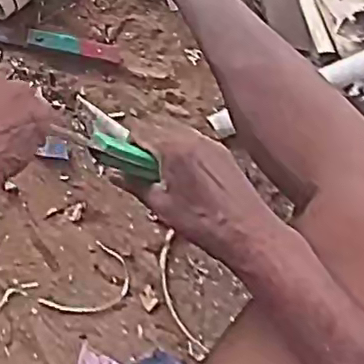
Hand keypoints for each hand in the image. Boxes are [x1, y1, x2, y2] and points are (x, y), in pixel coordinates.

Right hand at [116, 121, 280, 268]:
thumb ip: (135, 184)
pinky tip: (185, 180)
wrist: (250, 234)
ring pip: (176, 136)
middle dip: (144, 147)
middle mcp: (191, 138)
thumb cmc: (205, 224)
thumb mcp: (162, 206)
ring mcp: (209, 143)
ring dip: (163, 149)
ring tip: (164, 179)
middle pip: (157, 129)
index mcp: (173, 147)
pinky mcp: (222, 152)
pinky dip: (183, 153)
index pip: (138, 132)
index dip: (124, 144)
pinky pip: (194, 143)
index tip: (116, 156)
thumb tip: (114, 173)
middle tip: (138, 171)